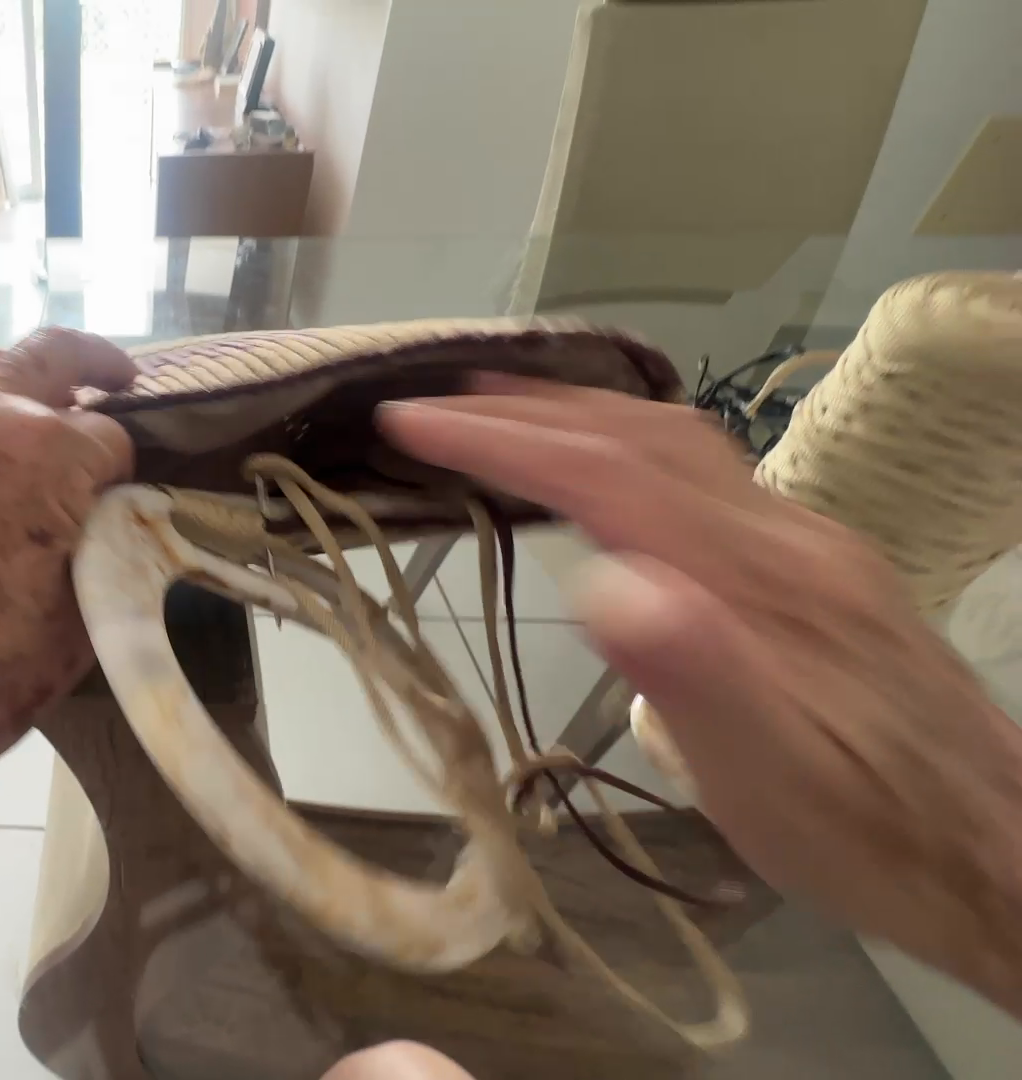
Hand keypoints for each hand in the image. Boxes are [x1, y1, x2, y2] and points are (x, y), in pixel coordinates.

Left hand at [0, 328, 135, 790]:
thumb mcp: (85, 611)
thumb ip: (109, 540)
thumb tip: (110, 512)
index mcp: (51, 453)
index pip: (111, 435)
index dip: (121, 469)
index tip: (116, 497)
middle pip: (52, 355)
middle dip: (95, 365)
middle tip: (114, 379)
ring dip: (12, 381)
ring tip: (24, 413)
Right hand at [378, 376, 1021, 1011]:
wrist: (1002, 855)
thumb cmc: (860, 827)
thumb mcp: (766, 772)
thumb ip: (689, 669)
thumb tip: (603, 583)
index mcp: (755, 576)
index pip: (604, 475)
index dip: (498, 441)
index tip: (409, 423)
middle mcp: (778, 533)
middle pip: (634, 435)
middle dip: (518, 408)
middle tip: (426, 403)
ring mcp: (792, 540)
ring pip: (666, 439)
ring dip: (565, 409)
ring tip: (486, 405)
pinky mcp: (794, 561)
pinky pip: (686, 467)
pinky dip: (608, 439)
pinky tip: (582, 459)